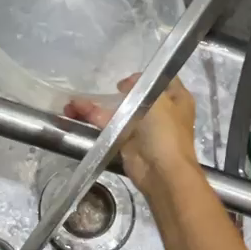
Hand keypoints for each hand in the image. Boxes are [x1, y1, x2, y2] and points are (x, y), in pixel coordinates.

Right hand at [65, 74, 198, 183]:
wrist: (161, 172)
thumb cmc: (165, 131)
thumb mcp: (157, 100)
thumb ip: (140, 88)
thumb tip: (126, 85)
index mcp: (176, 99)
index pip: (163, 80)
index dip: (146, 77)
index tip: (128, 79)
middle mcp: (161, 111)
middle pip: (136, 95)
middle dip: (116, 92)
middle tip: (102, 90)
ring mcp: (142, 127)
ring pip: (117, 110)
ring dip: (97, 104)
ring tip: (73, 101)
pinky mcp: (126, 141)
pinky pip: (108, 125)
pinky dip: (93, 118)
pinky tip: (75, 110)